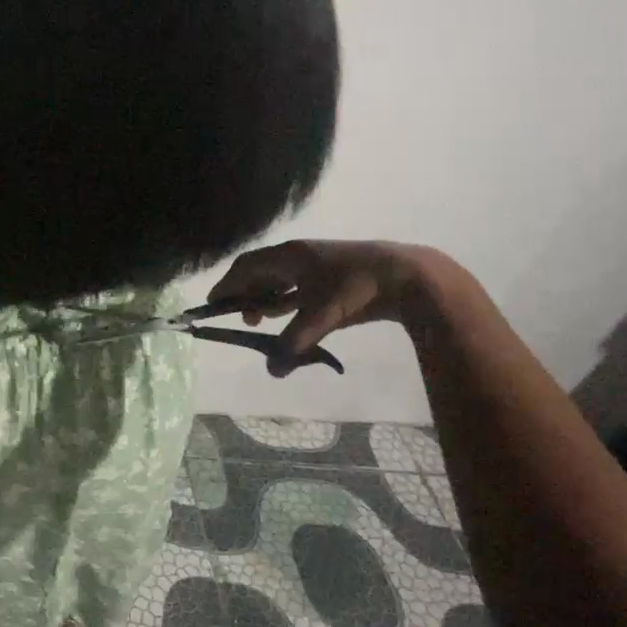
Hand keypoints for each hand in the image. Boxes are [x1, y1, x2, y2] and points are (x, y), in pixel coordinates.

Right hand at [207, 240, 442, 358]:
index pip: (245, 267)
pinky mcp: (334, 274)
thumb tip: (272, 371)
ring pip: (280, 278)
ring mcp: (317, 263)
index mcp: (288, 256)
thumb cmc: (356, 288)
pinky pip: (299, 285)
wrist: (411, 276)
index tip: (215, 304)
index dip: (227, 285)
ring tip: (261, 318)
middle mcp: (298, 255)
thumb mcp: (321, 316)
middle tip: (241, 318)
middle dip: (246, 293)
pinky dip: (287, 299)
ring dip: (267, 297)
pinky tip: (288, 314)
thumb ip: (294, 342)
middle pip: (260, 271)